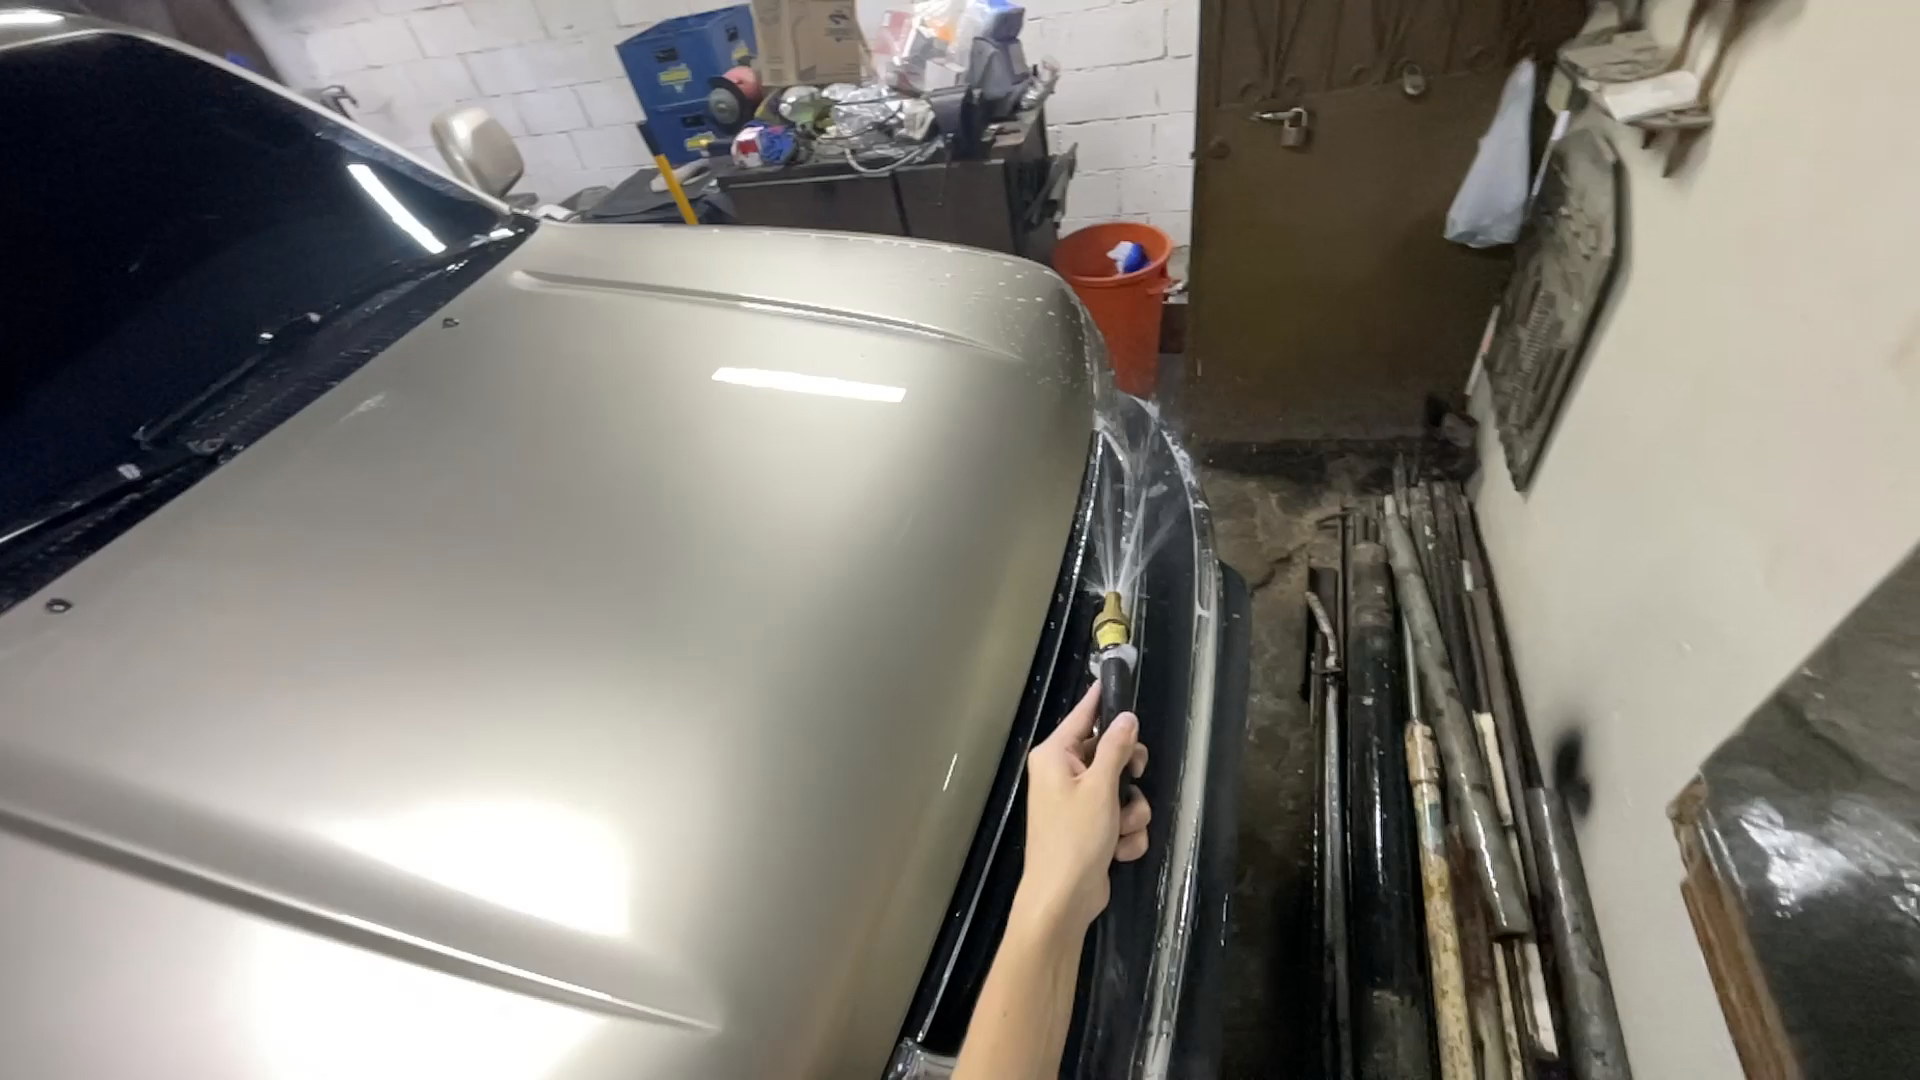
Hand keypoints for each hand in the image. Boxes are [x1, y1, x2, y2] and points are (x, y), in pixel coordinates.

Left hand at [1015, 683, 1150, 937]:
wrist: (1062, 898)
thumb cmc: (1075, 836)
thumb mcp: (1100, 788)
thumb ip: (1115, 749)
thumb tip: (1126, 718)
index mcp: (1054, 756)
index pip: (1082, 716)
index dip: (1102, 701)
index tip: (1116, 678)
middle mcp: (1061, 773)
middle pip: (1108, 754)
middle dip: (1128, 776)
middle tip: (1137, 779)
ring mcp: (1074, 802)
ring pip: (1120, 790)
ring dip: (1129, 813)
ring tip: (1120, 830)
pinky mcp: (1088, 828)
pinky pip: (1118, 818)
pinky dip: (1124, 835)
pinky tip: (1117, 851)